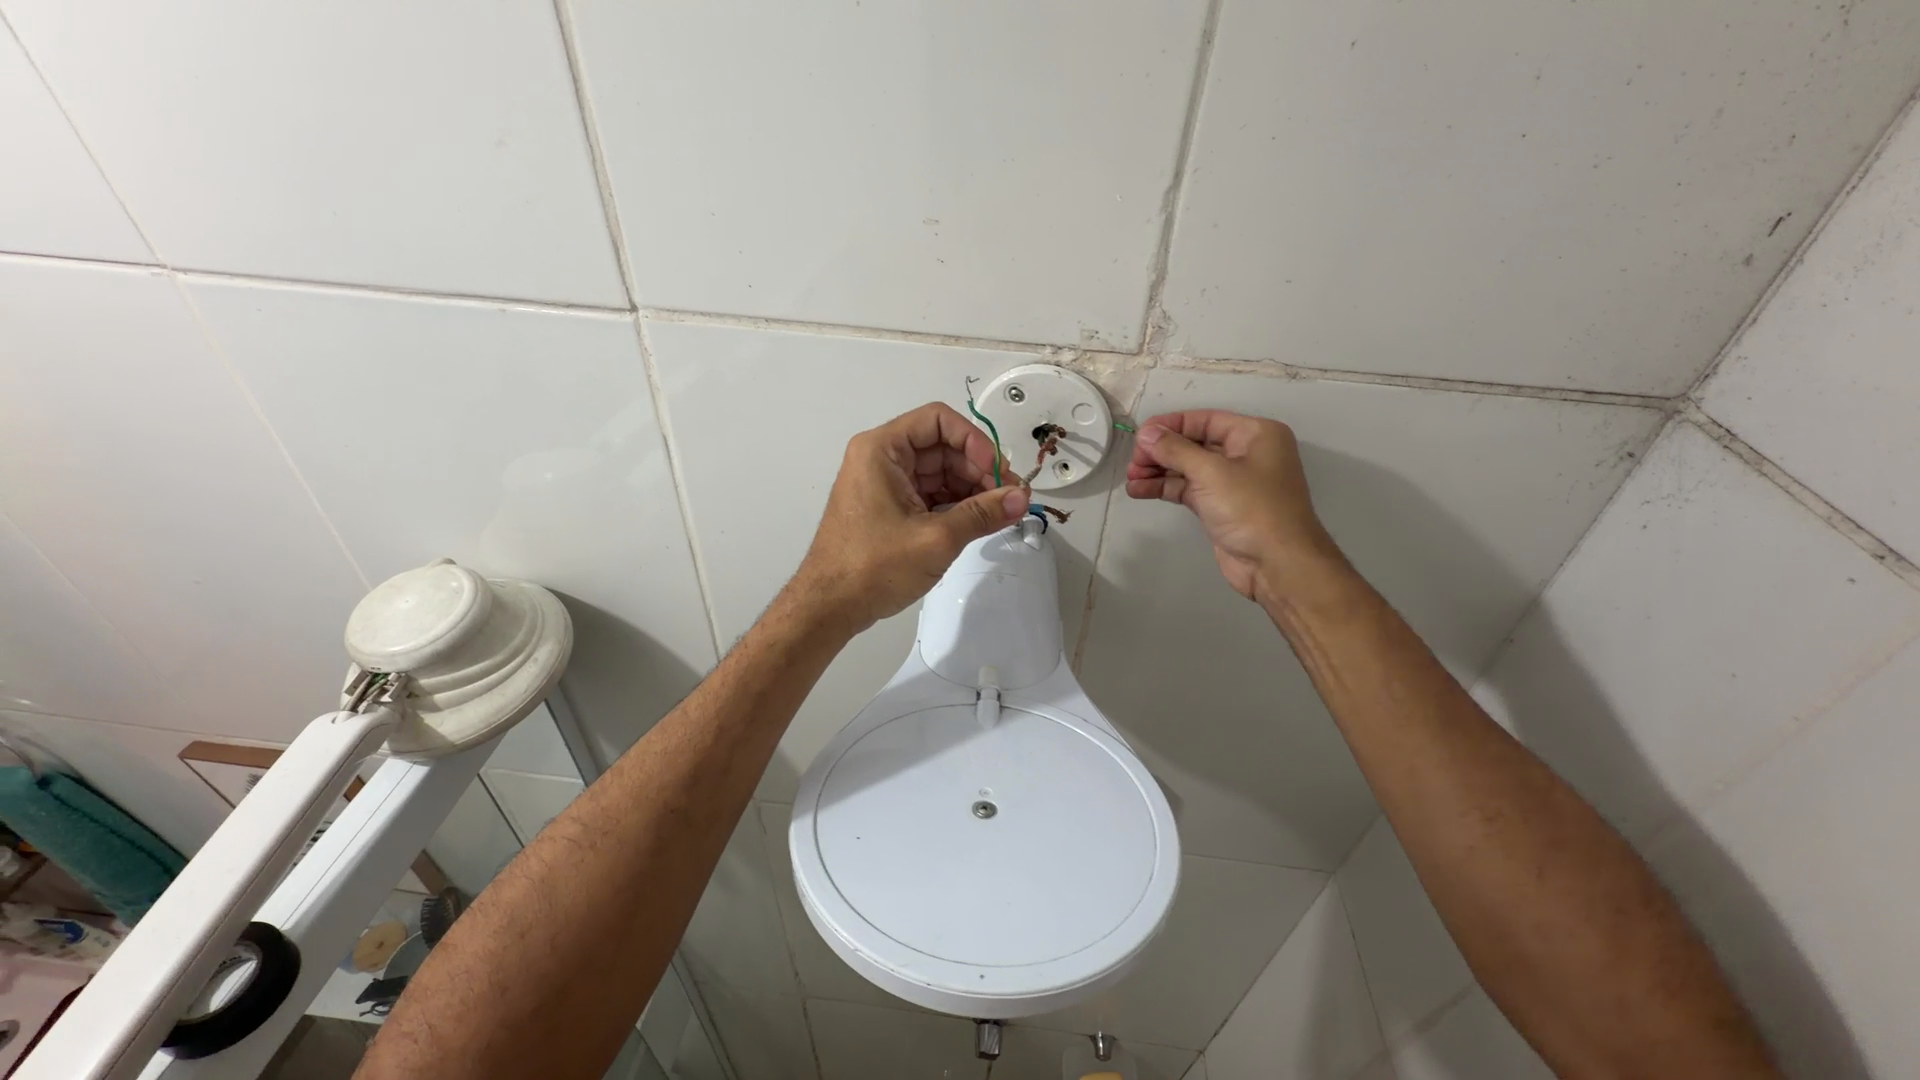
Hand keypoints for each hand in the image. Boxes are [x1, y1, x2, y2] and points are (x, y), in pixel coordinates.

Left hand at [792, 403, 1030, 632]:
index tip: (996, 471)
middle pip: (942, 447)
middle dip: (978, 469)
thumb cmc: (871, 567)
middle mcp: (881, 459)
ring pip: (940, 472)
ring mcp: (885, 484)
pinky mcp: (890, 509)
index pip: (938, 420)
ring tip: (999, 513)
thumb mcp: (936, 538)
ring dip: (971, 489)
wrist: (830, 606)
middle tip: (1009, 497)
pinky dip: (956, 505)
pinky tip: (978, 522)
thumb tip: (1020, 498)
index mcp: (881, 450)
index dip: (974, 440)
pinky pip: (930, 494)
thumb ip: (983, 514)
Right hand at [1126, 409, 1343, 603]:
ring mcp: (1233, 482)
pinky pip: (1188, 489)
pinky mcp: (1221, 506)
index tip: (1139, 437)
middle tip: (1133, 463)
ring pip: (1188, 468)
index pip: (1204, 420)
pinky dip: (1166, 488)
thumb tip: (1146, 433)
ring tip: (1131, 478)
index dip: (1170, 426)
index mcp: (1255, 434)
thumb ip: (1175, 450)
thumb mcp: (1211, 473)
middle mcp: (1246, 453)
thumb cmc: (1251, 509)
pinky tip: (1140, 490)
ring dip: (1159, 470)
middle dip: (1161, 451)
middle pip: (1194, 443)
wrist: (1277, 564)